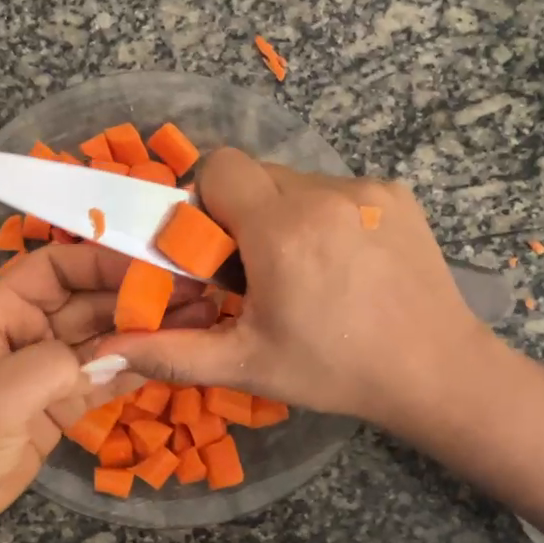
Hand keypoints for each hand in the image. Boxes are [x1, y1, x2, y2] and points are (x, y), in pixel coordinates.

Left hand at [0, 243, 210, 528]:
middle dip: (135, 294)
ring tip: (201, 319)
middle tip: (195, 291)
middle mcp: (26, 329)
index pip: (53, 269)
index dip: (100, 260)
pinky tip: (176, 357)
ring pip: (102, 335)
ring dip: (146, 328)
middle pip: (87, 298)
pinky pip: (105, 374)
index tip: (152, 263)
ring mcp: (46, 365)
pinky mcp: (63, 399)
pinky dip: (137, 366)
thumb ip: (48, 367)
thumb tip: (107, 352)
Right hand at [98, 147, 491, 426]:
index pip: (218, 168)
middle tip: (252, 267)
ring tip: (299, 267)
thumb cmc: (335, 370)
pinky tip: (338, 260)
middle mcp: (323, 194)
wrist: (441, 374)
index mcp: (281, 230)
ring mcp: (366, 190)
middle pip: (252, 173)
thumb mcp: (244, 364)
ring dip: (278, 212)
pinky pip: (332, 187)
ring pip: (291, 179)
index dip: (202, 202)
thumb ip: (168, 352)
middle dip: (238, 211)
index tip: (212, 248)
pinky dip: (319, 214)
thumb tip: (102, 352)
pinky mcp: (395, 194)